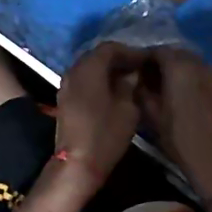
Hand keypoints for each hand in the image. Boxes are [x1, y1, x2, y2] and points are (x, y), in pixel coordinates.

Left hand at [54, 42, 145, 189]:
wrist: (77, 163)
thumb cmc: (106, 134)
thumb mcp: (128, 108)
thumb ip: (130, 85)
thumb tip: (132, 74)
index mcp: (89, 68)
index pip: (110, 48)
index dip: (130, 52)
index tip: (146, 60)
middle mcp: (74, 71)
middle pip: (97, 56)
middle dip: (118, 59)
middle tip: (139, 68)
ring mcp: (66, 85)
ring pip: (89, 68)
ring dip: (108, 70)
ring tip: (129, 79)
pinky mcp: (65, 99)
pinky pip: (83, 80)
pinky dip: (98, 80)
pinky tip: (113, 91)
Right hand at [136, 48, 211, 198]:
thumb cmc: (177, 136)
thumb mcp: (151, 114)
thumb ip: (142, 90)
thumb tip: (138, 80)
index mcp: (179, 68)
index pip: (159, 50)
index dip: (146, 57)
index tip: (137, 69)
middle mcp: (200, 65)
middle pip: (178, 53)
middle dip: (164, 61)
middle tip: (151, 76)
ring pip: (194, 62)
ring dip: (180, 68)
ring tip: (169, 85)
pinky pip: (206, 74)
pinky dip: (194, 77)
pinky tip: (188, 94)